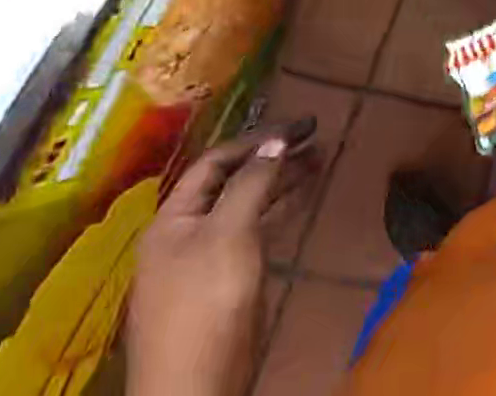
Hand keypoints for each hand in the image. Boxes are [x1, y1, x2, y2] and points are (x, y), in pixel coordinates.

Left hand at [127, 118, 324, 395]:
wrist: (197, 389)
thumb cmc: (207, 301)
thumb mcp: (229, 232)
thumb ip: (252, 182)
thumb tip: (276, 140)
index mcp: (174, 218)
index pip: (216, 162)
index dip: (256, 140)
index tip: (299, 127)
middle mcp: (188, 232)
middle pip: (234, 181)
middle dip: (274, 157)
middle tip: (316, 138)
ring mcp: (209, 257)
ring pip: (249, 204)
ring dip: (282, 181)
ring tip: (320, 159)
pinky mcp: (230, 279)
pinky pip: (257, 229)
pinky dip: (281, 209)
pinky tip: (304, 197)